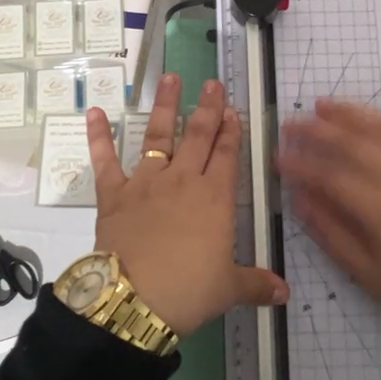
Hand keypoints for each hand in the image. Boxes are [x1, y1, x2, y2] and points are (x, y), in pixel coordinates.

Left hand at [87, 74, 286, 335]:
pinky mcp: (113, 194)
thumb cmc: (188, 292)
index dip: (231, 132)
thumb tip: (285, 294)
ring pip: (157, 137)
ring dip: (164, 106)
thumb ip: (257, 284)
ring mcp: (145, 183)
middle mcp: (182, 181)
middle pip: (197, 136)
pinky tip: (95, 112)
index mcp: (214, 199)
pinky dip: (98, 136)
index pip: (227, 155)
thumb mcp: (228, 289)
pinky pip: (105, 160)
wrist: (133, 301)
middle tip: (211, 83)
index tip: (233, 110)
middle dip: (207, 108)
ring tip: (170, 79)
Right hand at [278, 101, 380, 318]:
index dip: (299, 166)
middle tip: (290, 124)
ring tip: (324, 105)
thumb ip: (330, 232)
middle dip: (316, 130)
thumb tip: (300, 199)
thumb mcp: (364, 271)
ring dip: (352, 113)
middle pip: (352, 143)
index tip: (277, 160)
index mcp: (378, 207)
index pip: (328, 176)